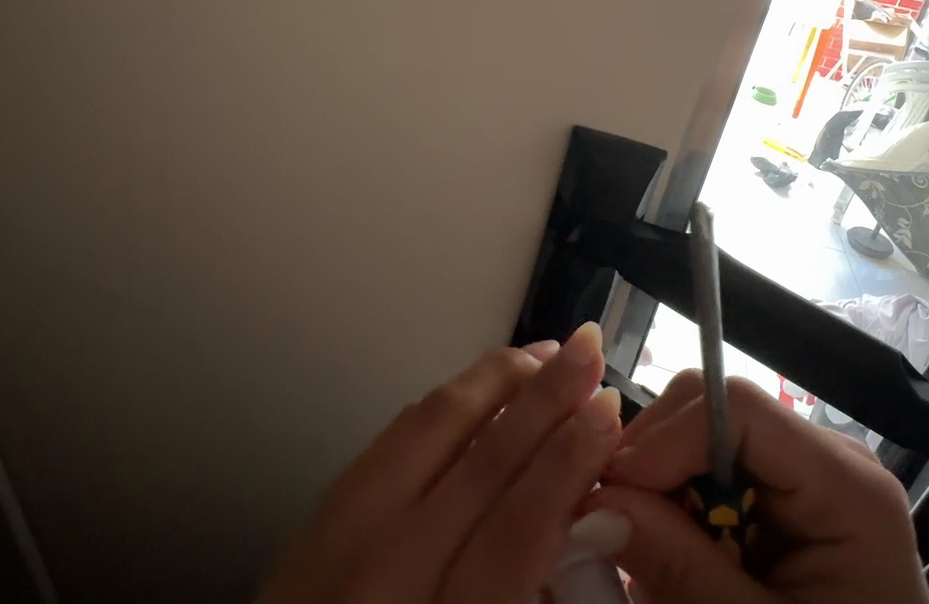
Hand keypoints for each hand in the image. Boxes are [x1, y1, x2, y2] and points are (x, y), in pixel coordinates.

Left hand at [257, 322, 622, 603]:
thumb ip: (530, 588)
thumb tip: (588, 512)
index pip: (514, 528)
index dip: (567, 461)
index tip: (607, 410)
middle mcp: (385, 571)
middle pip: (478, 462)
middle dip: (542, 398)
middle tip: (588, 349)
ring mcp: (341, 531)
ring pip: (429, 427)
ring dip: (494, 381)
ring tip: (544, 354)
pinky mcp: (321, 507)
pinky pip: (394, 432)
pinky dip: (446, 399)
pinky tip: (480, 383)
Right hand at [586, 370, 926, 603]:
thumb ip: (681, 568)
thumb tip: (595, 504)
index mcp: (845, 484)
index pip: (737, 407)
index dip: (667, 437)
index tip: (613, 492)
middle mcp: (822, 457)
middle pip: (708, 410)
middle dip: (652, 461)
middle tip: (613, 527)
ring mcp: (798, 473)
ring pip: (694, 439)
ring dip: (655, 492)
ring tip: (646, 560)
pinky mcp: (778, 495)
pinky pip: (703, 474)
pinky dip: (673, 511)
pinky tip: (674, 562)